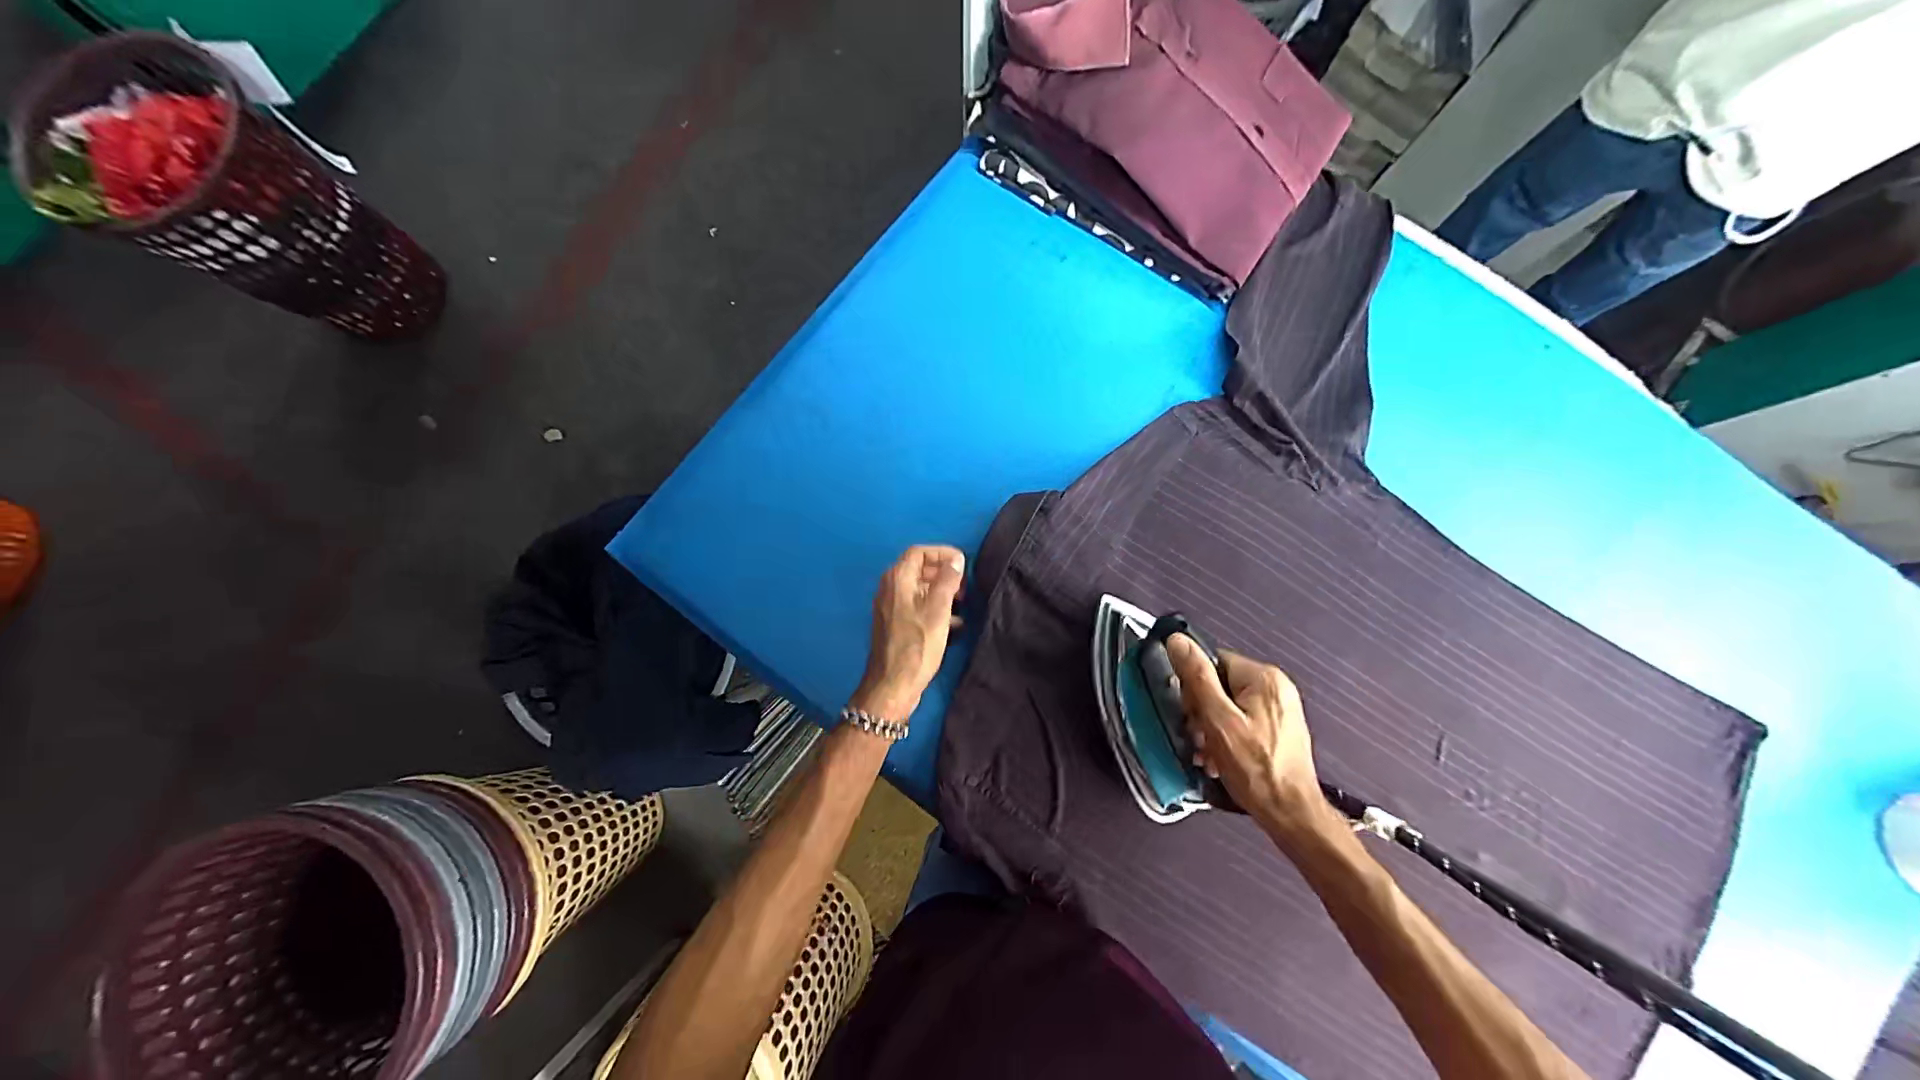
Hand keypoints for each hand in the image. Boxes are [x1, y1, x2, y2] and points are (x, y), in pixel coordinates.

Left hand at [851, 545, 965, 721]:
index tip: (962, 564)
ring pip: (920, 589)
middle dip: (944, 573)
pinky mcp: (896, 625)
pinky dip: (935, 608)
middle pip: (919, 568)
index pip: (919, 552)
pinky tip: (954, 624)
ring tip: (962, 604)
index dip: (942, 553)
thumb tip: (956, 560)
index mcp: (897, 579)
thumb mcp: (938, 610)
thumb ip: (947, 580)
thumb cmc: (917, 645)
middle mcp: (890, 588)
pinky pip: (917, 607)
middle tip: (964, 587)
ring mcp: (891, 607)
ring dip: (942, 592)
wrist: (893, 685)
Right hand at [1165, 634, 1325, 839]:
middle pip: (1219, 685)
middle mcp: (1276, 687)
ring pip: (1227, 706)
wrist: (1291, 814)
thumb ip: (1197, 678)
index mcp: (1264, 677)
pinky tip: (1221, 759)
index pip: (1212, 662)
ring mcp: (1279, 709)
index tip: (1192, 715)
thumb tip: (1178, 640)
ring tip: (1209, 754)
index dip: (1194, 688)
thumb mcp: (1218, 720)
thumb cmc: (1255, 769)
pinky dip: (1227, 738)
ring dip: (1211, 729)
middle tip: (1201, 739)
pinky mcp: (1278, 729)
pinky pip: (1241, 722)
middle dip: (1202, 713)